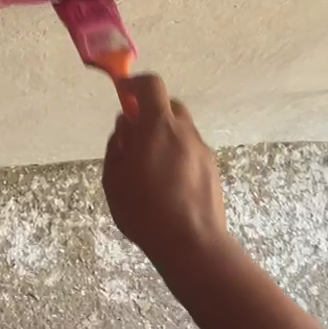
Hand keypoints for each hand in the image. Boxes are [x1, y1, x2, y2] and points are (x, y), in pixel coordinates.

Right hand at [102, 74, 231, 275]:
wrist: (191, 243)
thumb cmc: (144, 210)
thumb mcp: (114, 178)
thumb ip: (118, 145)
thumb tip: (125, 125)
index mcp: (158, 127)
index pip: (151, 86)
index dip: (135, 85)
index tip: (123, 94)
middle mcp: (184, 132)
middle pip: (170, 106)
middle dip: (152, 112)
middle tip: (135, 134)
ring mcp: (202, 150)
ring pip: (181, 130)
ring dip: (165, 136)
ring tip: (150, 166)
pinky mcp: (212, 169)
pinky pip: (190, 151)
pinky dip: (177, 155)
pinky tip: (167, 184)